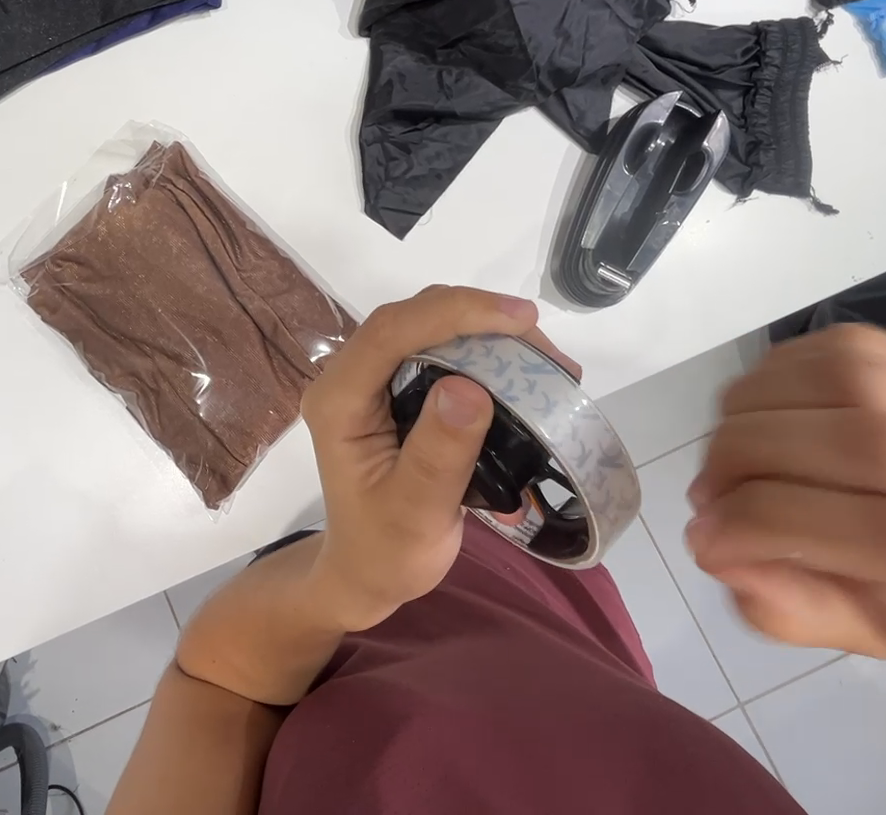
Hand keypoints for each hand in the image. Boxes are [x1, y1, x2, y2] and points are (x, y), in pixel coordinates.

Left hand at [300, 285, 571, 630]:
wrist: (368, 571)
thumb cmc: (386, 550)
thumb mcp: (416, 513)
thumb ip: (439, 453)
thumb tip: (469, 387)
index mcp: (338, 401)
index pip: (389, 333)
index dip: (453, 314)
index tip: (518, 318)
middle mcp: (348, 378)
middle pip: (411, 320)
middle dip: (480, 319)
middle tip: (546, 349)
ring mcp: (371, 380)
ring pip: (430, 329)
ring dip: (489, 335)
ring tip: (547, 362)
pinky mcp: (395, 387)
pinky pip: (440, 351)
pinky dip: (484, 353)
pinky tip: (523, 372)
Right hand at [686, 324, 885, 686]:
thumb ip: (794, 609)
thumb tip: (714, 550)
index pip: (843, 528)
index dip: (746, 527)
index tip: (706, 539)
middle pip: (843, 446)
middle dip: (739, 465)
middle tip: (710, 492)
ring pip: (834, 382)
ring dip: (749, 414)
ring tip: (733, 451)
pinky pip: (836, 348)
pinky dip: (777, 374)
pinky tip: (763, 412)